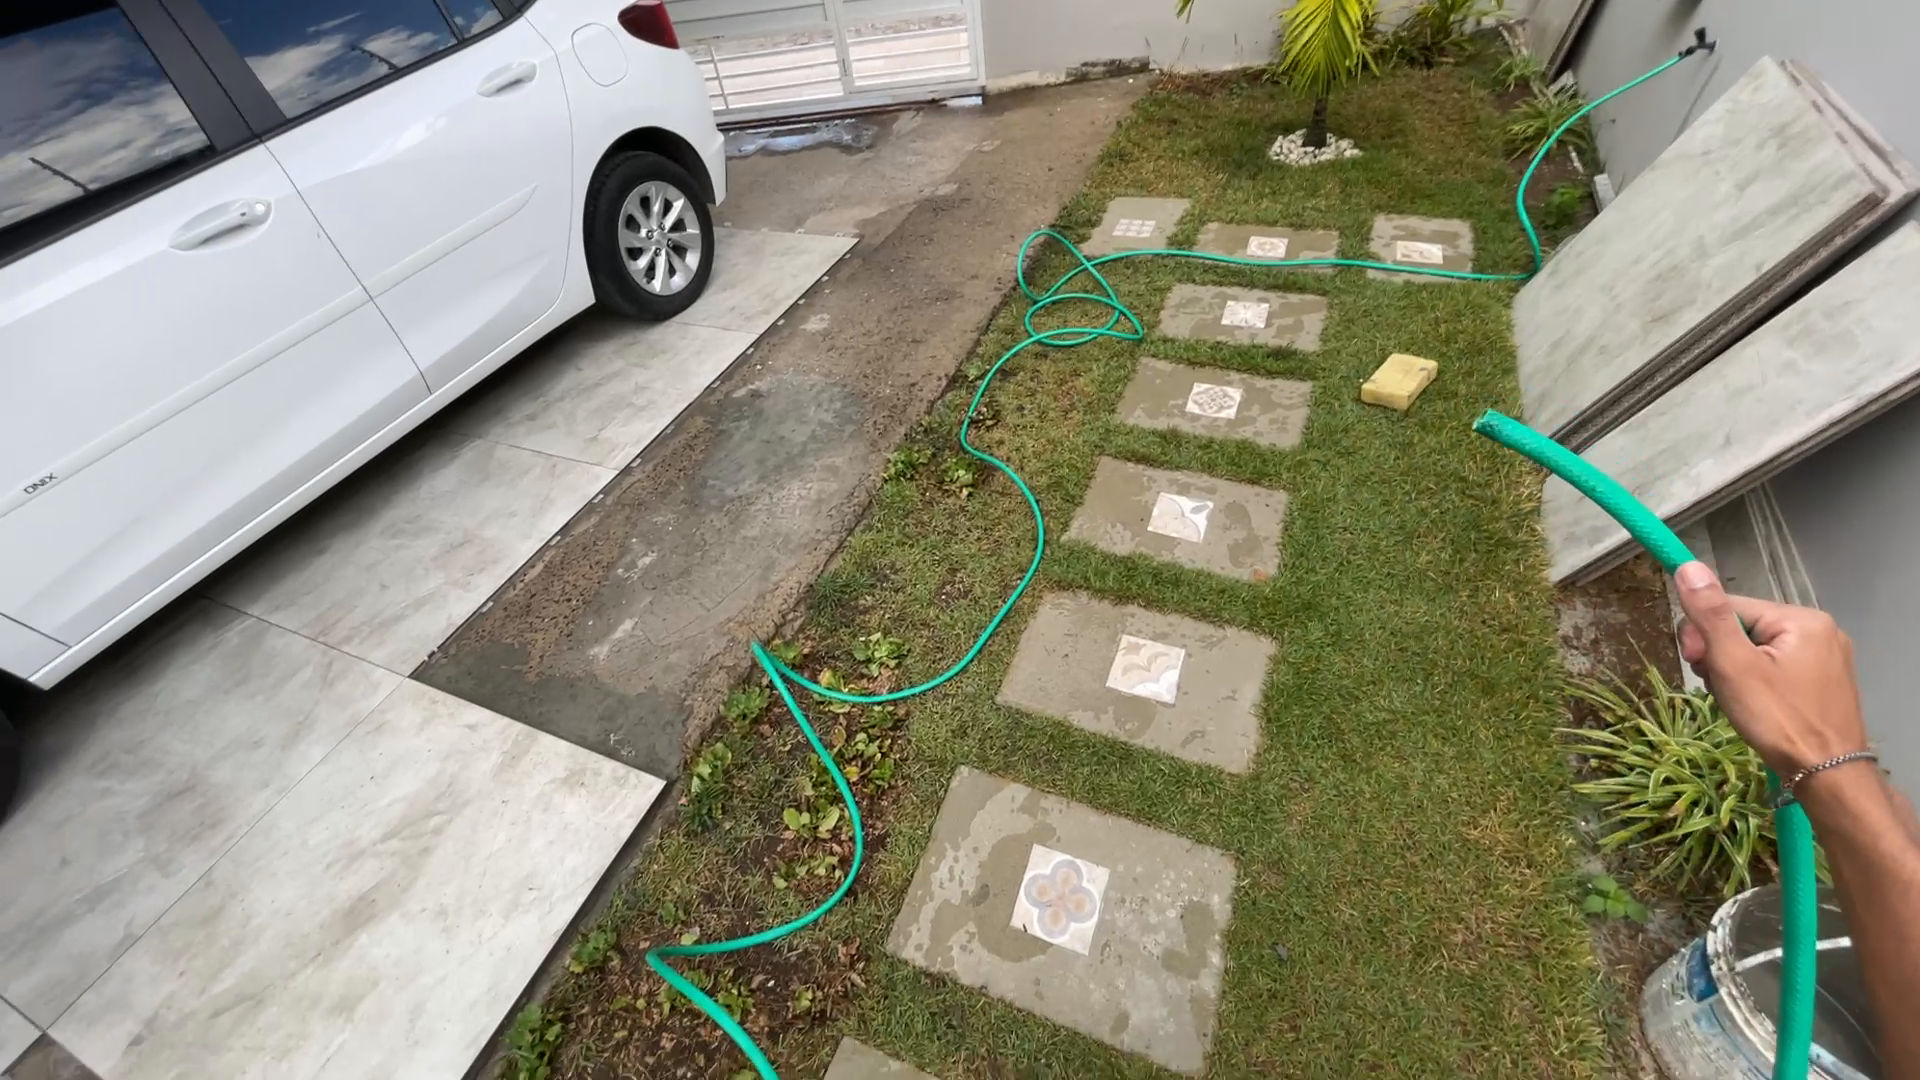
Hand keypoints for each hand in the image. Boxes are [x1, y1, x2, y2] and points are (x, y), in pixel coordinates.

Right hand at [1672, 561, 1867, 777]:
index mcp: (1801, 620)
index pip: (1725, 607)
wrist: (1824, 771)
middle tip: (1717, 681)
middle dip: (1714, 651)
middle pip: (1736, 625)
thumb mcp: (1732, 662)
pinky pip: (1765, 661)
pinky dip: (1746, 676)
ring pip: (1747, 645)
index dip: (1700, 633)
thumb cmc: (1777, 716)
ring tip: (1733, 693)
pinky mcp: (1818, 675)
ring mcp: (1822, 654)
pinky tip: (1749, 697)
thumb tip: (1688, 567)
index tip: (1700, 664)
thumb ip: (1710, 613)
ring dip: (1726, 666)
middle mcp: (1818, 629)